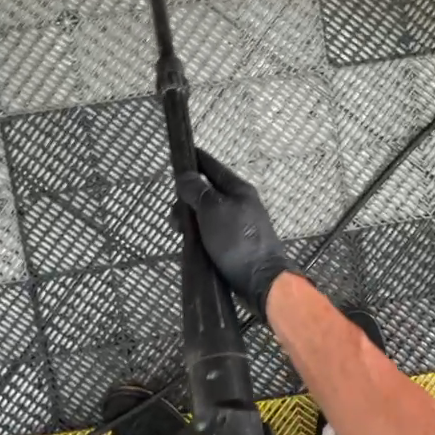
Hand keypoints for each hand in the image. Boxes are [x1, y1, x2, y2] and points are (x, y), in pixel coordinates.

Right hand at [176, 150, 294, 313]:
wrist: (260, 280)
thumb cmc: (237, 240)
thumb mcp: (213, 209)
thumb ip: (197, 190)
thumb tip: (185, 175)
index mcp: (239, 190)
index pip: (213, 167)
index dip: (196, 160)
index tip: (180, 154)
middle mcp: (239, 204)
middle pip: (205, 193)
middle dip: (186, 200)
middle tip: (174, 215)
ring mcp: (236, 226)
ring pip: (204, 215)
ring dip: (189, 220)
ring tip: (180, 232)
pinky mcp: (233, 245)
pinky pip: (209, 233)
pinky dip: (197, 235)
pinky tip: (189, 244)